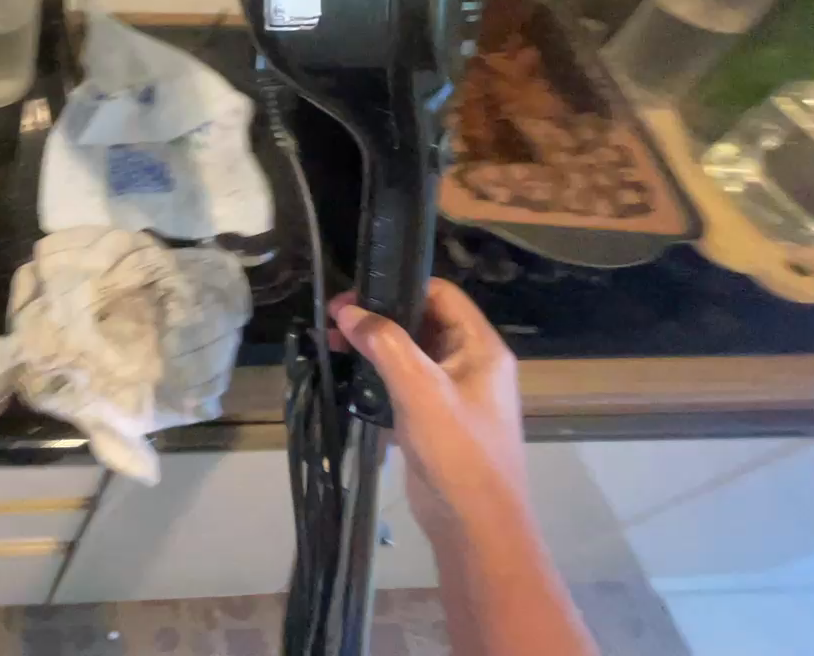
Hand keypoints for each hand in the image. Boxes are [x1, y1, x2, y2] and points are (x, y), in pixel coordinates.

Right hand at [329, 280, 525, 537]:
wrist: (475, 526)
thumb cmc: (458, 451)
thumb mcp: (420, 389)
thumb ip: (384, 342)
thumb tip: (347, 311)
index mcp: (481, 349)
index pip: (440, 294)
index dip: (397, 287)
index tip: (354, 297)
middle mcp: (470, 363)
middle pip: (421, 319)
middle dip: (376, 315)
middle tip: (334, 320)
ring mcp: (453, 390)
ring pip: (408, 348)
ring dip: (372, 342)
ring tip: (332, 344)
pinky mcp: (434, 414)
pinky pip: (402, 377)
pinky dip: (375, 369)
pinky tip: (348, 374)